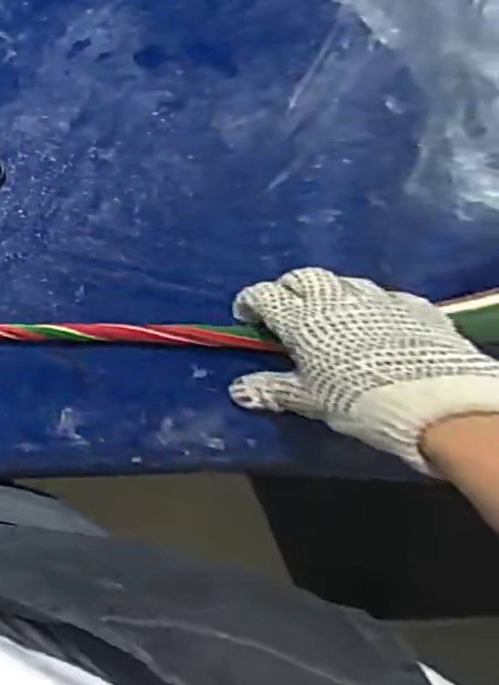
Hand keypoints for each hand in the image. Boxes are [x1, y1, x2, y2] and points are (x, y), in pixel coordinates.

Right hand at [228, 268, 498, 472]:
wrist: (444, 407)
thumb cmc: (358, 398)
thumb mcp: (308, 398)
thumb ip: (271, 390)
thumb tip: (239, 391)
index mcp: (299, 320)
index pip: (262, 294)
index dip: (249, 303)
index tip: (250, 320)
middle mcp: (337, 303)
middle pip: (305, 277)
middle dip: (291, 288)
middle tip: (289, 310)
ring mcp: (383, 305)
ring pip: (350, 282)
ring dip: (335, 293)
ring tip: (335, 314)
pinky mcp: (424, 313)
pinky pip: (395, 298)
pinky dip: (381, 305)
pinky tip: (383, 321)